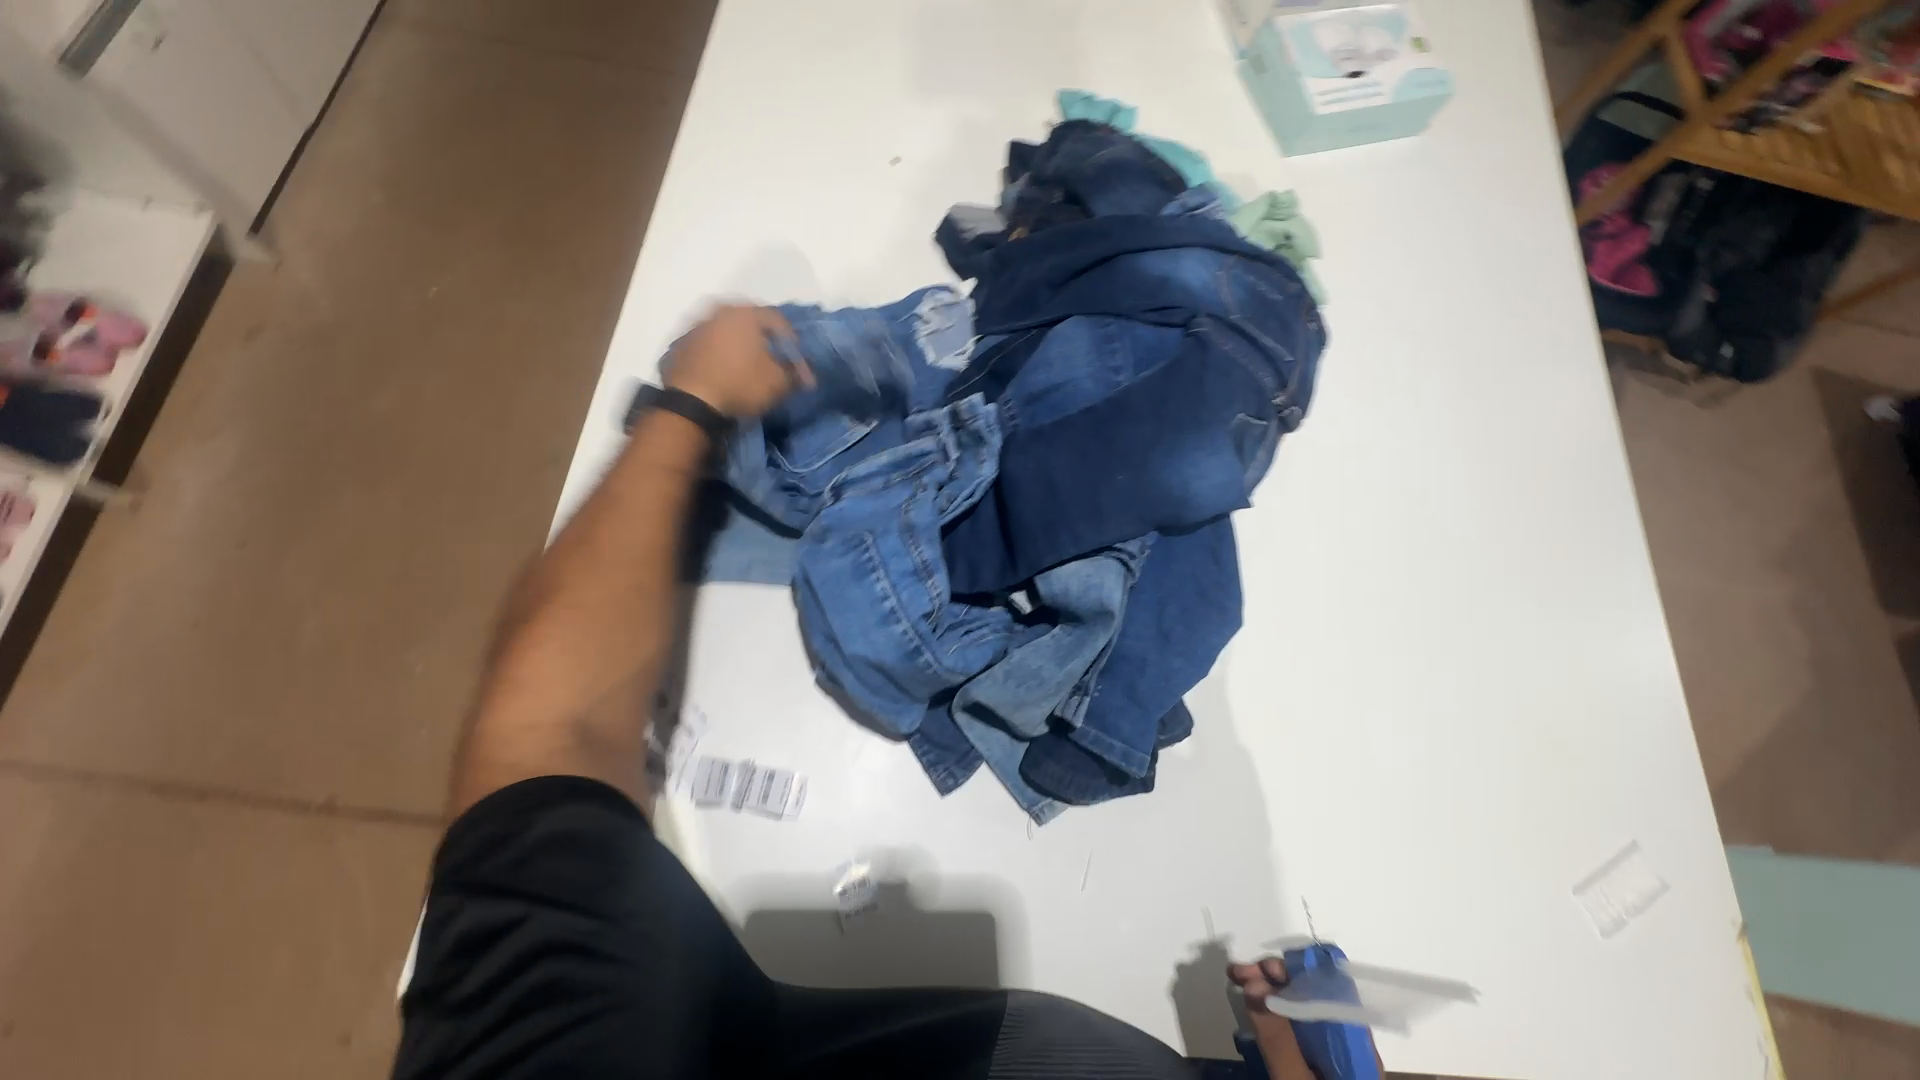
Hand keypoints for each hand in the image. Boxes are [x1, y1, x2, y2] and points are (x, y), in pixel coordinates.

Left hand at [661, 304, 809, 419]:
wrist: (690, 402)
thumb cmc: (740, 385)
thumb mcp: (778, 383)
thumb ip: (795, 373)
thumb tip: (805, 374)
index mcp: (746, 313)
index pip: (778, 320)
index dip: (792, 342)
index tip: (796, 362)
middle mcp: (720, 311)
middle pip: (750, 321)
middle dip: (763, 339)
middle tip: (772, 358)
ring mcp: (697, 325)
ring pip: (727, 330)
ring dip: (739, 343)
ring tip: (746, 364)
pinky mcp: (681, 343)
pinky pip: (709, 343)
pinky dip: (719, 352)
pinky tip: (723, 369)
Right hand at [1228, 956, 1382, 1079]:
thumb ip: (1277, 1037)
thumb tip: (1254, 982)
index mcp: (1356, 1045)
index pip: (1330, 992)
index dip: (1295, 972)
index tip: (1262, 965)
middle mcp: (1348, 1045)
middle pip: (1311, 999)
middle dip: (1273, 980)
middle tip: (1237, 972)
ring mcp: (1331, 1057)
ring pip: (1299, 1014)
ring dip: (1267, 994)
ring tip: (1237, 982)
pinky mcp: (1315, 1068)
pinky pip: (1294, 1033)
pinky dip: (1271, 1017)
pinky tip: (1253, 1012)